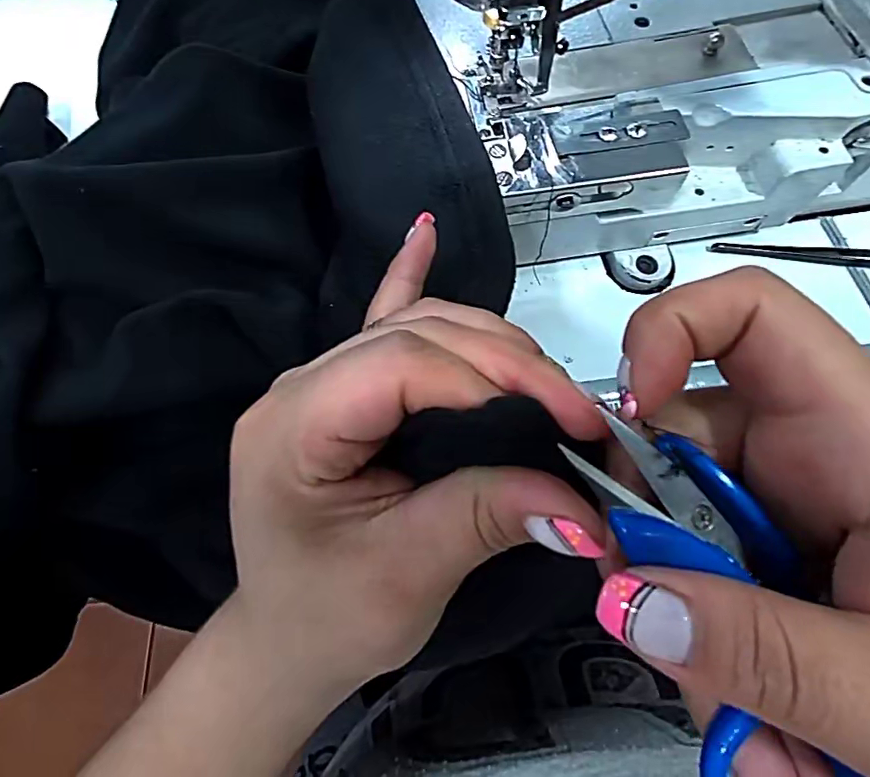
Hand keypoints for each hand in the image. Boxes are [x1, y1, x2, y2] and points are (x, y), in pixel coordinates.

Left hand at [223, 212, 608, 690]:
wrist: (287, 637)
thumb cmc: (329, 618)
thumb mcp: (408, 576)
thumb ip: (488, 517)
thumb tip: (582, 497)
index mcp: (295, 424)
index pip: (405, 363)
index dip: (494, 378)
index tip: (569, 419)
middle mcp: (304, 383)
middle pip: (419, 333)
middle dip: (506, 362)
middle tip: (573, 411)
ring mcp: (324, 377)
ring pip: (420, 324)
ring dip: (490, 342)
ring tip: (543, 380)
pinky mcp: (349, 383)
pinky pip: (386, 318)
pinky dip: (413, 275)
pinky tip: (425, 233)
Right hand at [596, 267, 869, 776]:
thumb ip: (781, 656)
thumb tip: (625, 596)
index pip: (753, 317)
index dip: (669, 328)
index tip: (624, 408)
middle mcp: (822, 469)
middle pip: (682, 452)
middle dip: (661, 551)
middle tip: (695, 661)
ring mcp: (804, 534)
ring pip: (687, 550)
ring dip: (710, 657)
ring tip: (793, 760)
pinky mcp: (800, 593)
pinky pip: (718, 616)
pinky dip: (736, 693)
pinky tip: (802, 760)